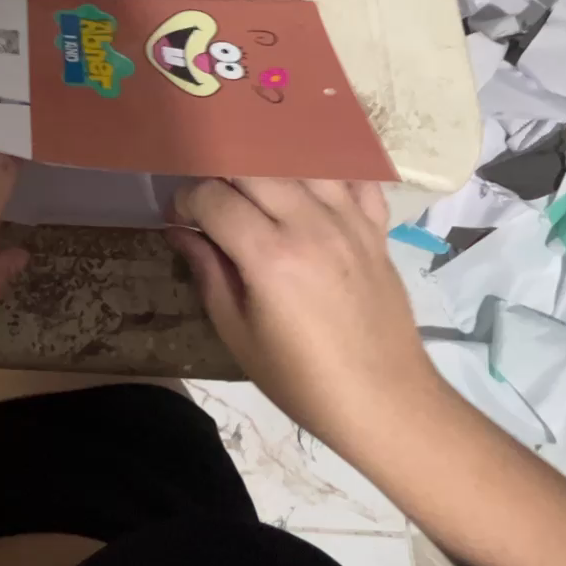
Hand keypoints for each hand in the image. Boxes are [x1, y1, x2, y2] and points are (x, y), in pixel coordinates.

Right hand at [166, 178, 443, 449]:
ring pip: (298, 161)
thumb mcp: (237, 332)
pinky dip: (326, 171)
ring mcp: (349, 222)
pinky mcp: (375, 228)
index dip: (184, 201)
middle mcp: (310, 225)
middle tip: (209, 202)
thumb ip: (207, 271)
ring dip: (266, 168)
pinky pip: (353, 177)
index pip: (211, 196)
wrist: (386, 404)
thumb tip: (179, 232)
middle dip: (218, 175)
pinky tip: (306, 185)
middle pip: (251, 167)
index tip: (179, 219)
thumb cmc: (301, 379)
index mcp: (269, 256)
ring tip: (252, 192)